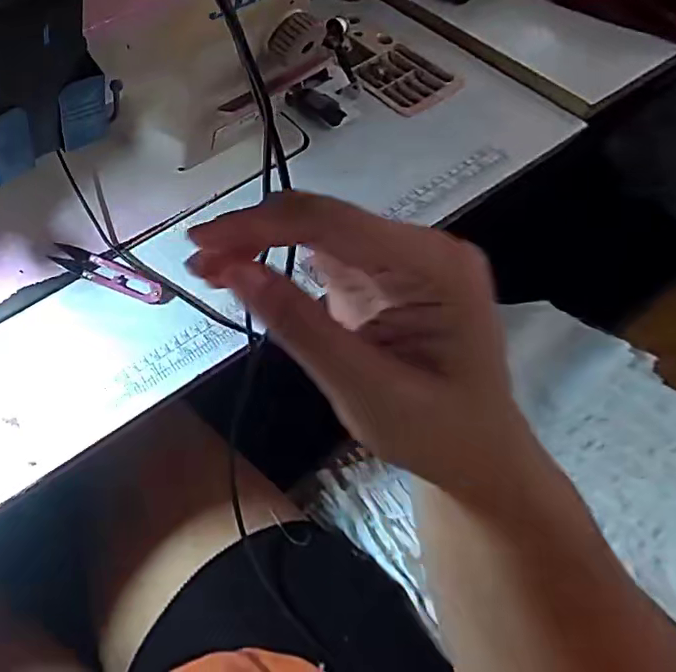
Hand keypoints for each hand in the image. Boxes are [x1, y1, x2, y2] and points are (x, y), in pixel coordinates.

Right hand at [186, 193, 538, 506]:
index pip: (330, 223)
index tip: (200, 242)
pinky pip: (307, 246)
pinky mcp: (371, 269)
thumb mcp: (364, 389)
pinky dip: (265, 254)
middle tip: (197, 262)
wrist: (478, 459)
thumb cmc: (438, 435)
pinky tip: (235, 269)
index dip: (258, 224)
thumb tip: (232, 270)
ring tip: (206, 268)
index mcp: (433, 266)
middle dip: (249, 231)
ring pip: (305, 224)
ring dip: (251, 240)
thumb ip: (298, 325)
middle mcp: (416, 247)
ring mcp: (394, 255)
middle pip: (316, 215)